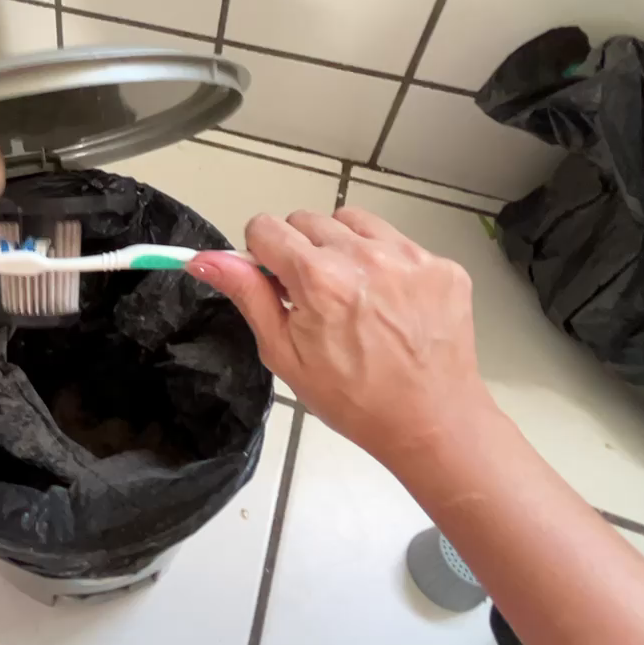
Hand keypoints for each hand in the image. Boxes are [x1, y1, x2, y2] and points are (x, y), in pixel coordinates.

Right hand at [186, 207, 495, 462]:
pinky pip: (393, 238)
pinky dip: (381, 258)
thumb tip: (202, 259)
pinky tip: (389, 299)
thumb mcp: (283, 353)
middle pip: (304, 219)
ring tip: (351, 291)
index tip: (277, 286)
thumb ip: (246, 294)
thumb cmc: (351, 397)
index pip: (264, 227)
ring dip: (340, 245)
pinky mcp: (441, 264)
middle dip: (299, 250)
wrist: (435, 425)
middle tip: (314, 295)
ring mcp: (408, 256)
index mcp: (317, 278)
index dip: (262, 255)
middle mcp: (362, 255)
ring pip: (348, 220)